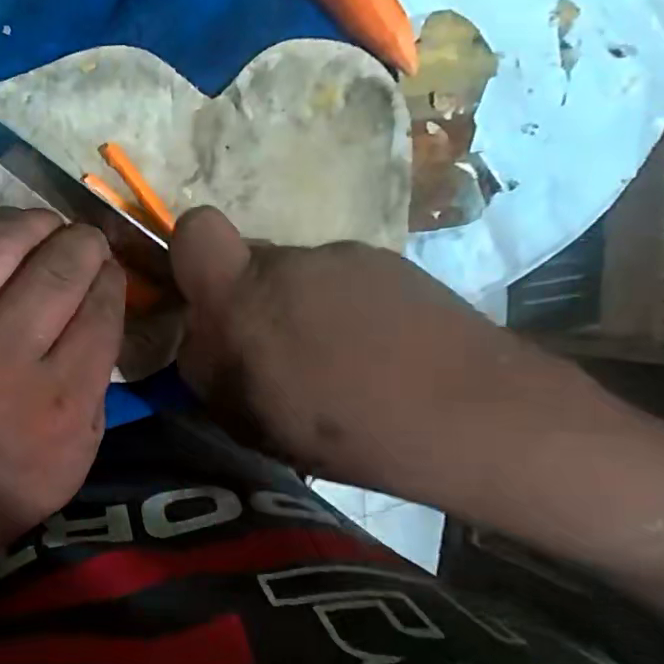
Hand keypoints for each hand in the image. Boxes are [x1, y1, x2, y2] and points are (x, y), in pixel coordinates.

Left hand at [0, 208, 124, 580]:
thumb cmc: (16, 483)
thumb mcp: (84, 448)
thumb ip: (96, 379)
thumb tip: (100, 313)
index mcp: (58, 400)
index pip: (99, 311)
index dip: (114, 281)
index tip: (116, 272)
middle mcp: (6, 358)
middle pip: (59, 271)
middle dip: (87, 245)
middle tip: (94, 242)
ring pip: (3, 247)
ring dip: (40, 225)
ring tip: (55, 226)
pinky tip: (16, 245)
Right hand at [170, 206, 615, 510]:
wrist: (474, 414)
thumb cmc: (349, 432)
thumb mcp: (256, 421)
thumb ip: (213, 371)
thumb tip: (202, 341)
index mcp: (249, 298)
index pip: (195, 231)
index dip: (189, 258)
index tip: (207, 305)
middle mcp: (294, 261)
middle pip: (251, 264)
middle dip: (251, 304)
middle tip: (280, 361)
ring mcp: (350, 257)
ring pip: (300, 275)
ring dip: (301, 310)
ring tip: (339, 366)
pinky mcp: (394, 264)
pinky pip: (346, 280)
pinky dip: (346, 310)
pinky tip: (378, 355)